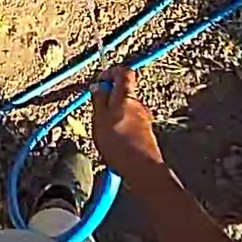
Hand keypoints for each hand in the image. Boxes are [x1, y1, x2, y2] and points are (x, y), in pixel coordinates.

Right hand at [90, 66, 167, 186]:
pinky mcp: (145, 133)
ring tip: (103, 131)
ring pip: (126, 109)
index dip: (111, 73)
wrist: (142, 168)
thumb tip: (97, 87)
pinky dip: (121, 128)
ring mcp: (143, 119)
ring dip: (114, 115)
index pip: (123, 72)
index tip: (99, 82)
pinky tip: (113, 142)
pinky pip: (130, 124)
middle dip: (109, 98)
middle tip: (96, 111)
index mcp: (126, 96)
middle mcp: (138, 104)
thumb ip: (98, 100)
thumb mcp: (99, 119)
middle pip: (124, 92)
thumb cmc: (119, 144)